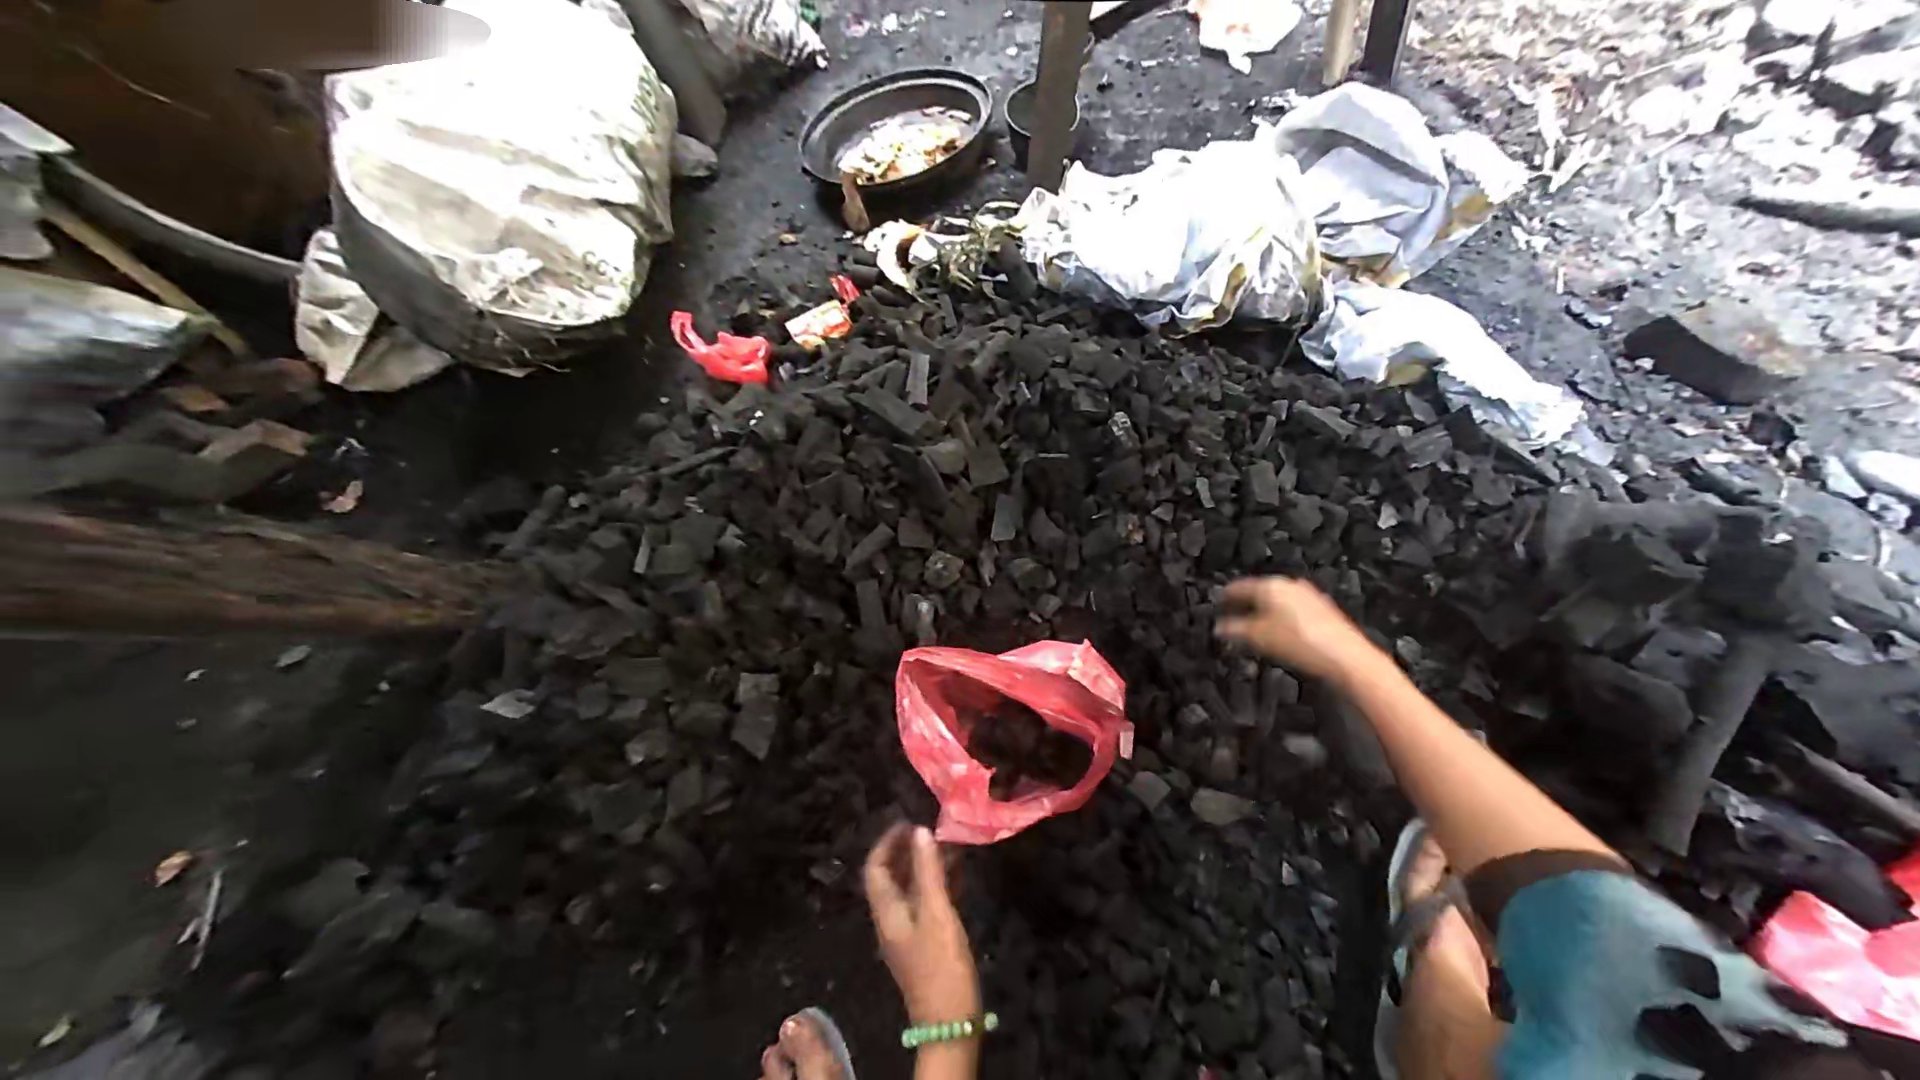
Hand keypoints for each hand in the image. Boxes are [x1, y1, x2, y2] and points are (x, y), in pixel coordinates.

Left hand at [864, 823, 979, 1026]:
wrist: (950, 1024)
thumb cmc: (940, 965)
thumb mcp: (937, 913)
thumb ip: (928, 871)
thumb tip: (920, 830)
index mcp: (887, 912)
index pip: (875, 868)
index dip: (887, 842)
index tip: (909, 820)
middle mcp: (892, 919)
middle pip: (892, 875)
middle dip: (909, 850)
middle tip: (932, 829)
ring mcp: (909, 932)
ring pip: (912, 888)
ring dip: (926, 865)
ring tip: (949, 844)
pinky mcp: (926, 942)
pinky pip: (927, 902)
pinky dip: (938, 883)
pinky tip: (958, 873)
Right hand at [1213, 577, 1377, 679]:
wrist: (1346, 658)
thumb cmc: (1299, 642)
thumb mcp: (1256, 637)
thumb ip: (1232, 630)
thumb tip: (1218, 628)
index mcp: (1270, 585)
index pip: (1237, 586)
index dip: (1224, 597)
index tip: (1216, 606)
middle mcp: (1290, 585)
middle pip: (1258, 592)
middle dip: (1244, 605)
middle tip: (1232, 619)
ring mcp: (1309, 595)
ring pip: (1277, 601)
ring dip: (1264, 613)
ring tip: (1255, 630)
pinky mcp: (1323, 609)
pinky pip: (1293, 610)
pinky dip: (1282, 618)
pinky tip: (1281, 634)